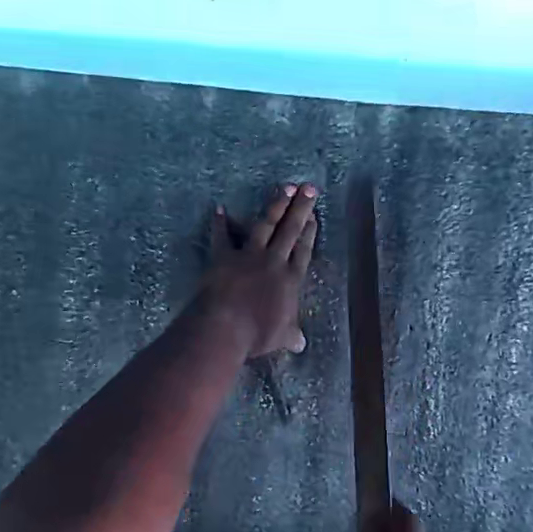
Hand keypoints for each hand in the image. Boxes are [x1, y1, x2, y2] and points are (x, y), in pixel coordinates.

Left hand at [196, 183, 318, 358]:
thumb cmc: (256, 334)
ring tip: (283, 187)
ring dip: (274, 205)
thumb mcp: (280, 337)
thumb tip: (301, 344)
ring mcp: (247, 256)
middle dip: (300, 207)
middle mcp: (273, 261)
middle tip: (308, 187)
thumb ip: (290, 335)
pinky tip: (218, 208)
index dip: (309, 233)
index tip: (313, 216)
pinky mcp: (223, 256)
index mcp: (290, 280)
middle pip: (290, 230)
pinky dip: (219, 223)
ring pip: (264, 225)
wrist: (225, 327)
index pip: (303, 251)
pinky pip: (221, 236)